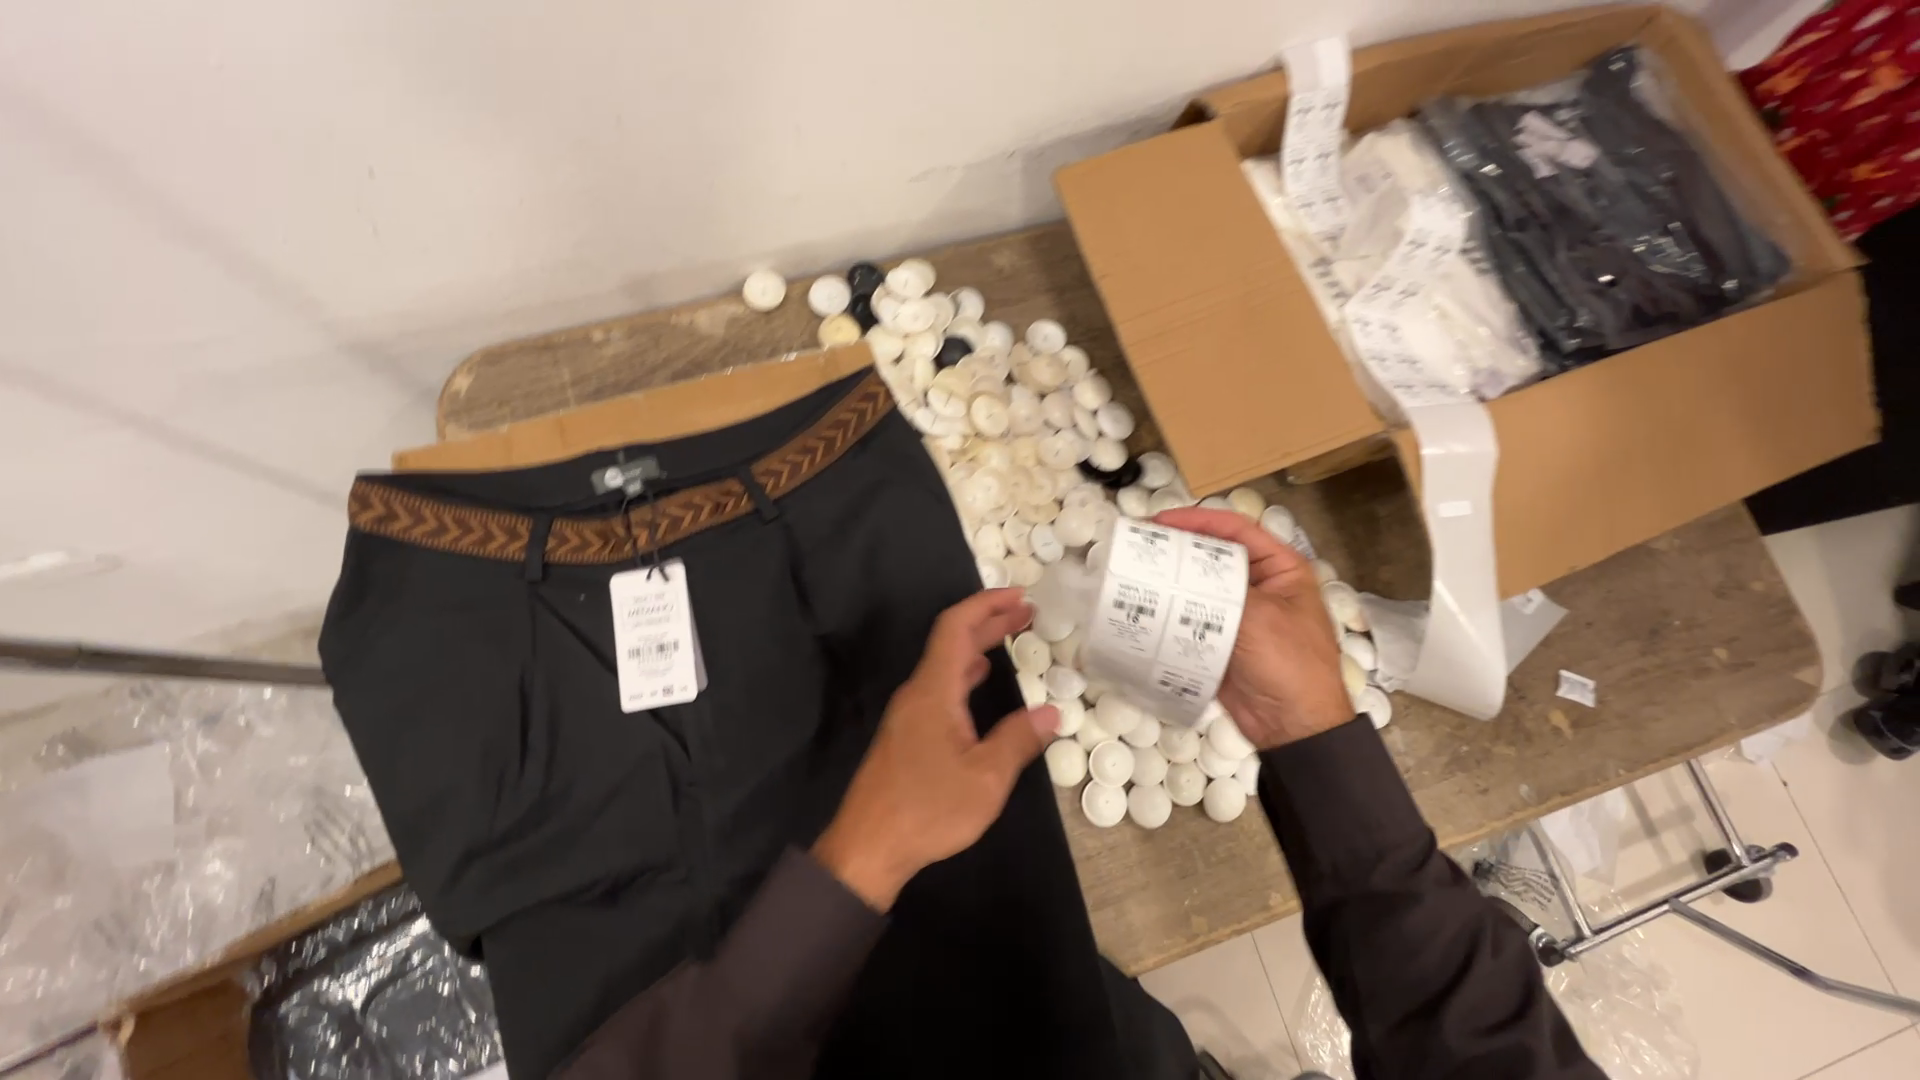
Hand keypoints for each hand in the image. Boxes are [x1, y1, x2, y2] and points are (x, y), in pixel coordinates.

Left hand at [813, 588, 1059, 911]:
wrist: (867, 847)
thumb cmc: (927, 808)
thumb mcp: (985, 778)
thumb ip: (1018, 740)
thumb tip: (1050, 713)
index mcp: (934, 691)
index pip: (956, 627)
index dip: (986, 605)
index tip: (1019, 596)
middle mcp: (917, 693)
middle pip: (951, 642)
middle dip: (989, 622)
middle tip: (1026, 613)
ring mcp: (908, 714)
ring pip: (945, 665)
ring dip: (977, 648)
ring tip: (1010, 641)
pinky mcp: (906, 735)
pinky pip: (939, 687)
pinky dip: (965, 673)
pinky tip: (979, 683)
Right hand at [1152, 508, 1350, 750]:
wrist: (1294, 727)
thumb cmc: (1288, 663)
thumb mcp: (1258, 617)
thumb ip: (1217, 589)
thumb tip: (1171, 572)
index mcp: (1281, 568)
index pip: (1236, 529)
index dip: (1197, 520)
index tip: (1159, 521)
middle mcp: (1260, 585)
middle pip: (1212, 555)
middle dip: (1176, 549)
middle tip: (1138, 545)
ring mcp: (1239, 614)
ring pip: (1198, 586)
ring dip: (1169, 580)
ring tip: (1133, 571)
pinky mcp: (1220, 640)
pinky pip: (1191, 617)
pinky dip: (1169, 611)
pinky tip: (1144, 606)